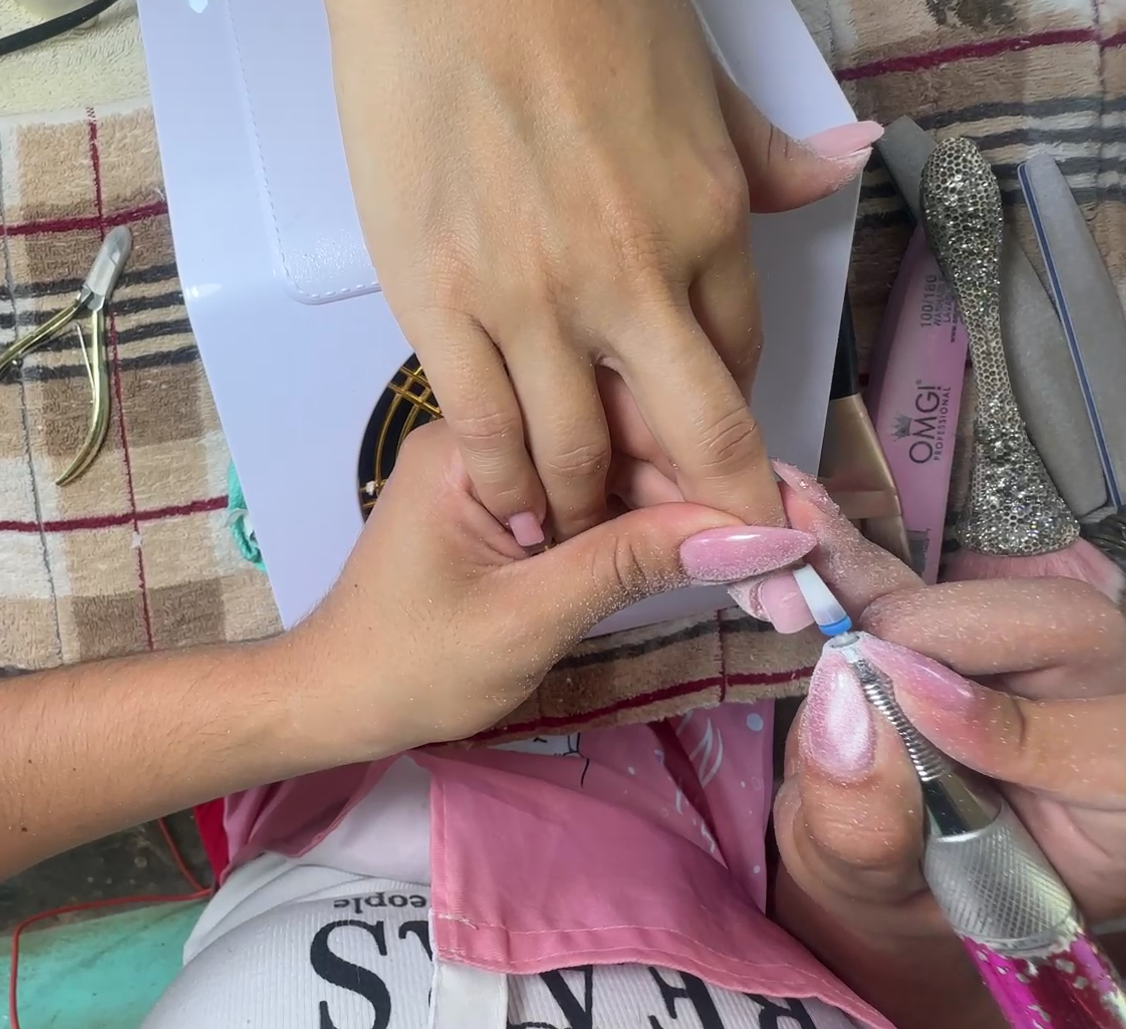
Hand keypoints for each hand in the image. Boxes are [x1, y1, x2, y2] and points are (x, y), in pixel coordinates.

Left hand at [293, 422, 816, 757]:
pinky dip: (635, 532)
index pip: (608, 424)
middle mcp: (484, 436)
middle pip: (612, 442)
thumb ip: (630, 566)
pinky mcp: (501, 507)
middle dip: (698, 496)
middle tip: (787, 548)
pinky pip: (582, 501)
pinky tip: (690, 555)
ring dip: (676, 516)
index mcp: (472, 443)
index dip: (703, 469)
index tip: (786, 516)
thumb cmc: (412, 666)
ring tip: (756, 559)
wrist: (338, 699)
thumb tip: (755, 534)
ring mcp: (493, 469)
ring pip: (606, 472)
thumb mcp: (525, 619)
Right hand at [310, 0, 880, 544]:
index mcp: (702, 218)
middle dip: (691, 510)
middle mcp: (630, 278)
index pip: (736, 361)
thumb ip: (757, 149)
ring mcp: (531, 301)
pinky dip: (504, 485)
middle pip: (681, 431)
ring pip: (574, 449)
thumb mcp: (691, 72)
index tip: (713, 471)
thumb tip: (833, 168)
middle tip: (678, 551)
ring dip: (583, 511)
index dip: (728, 432)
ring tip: (574, 539)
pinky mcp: (441, 306)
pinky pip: (483, 428)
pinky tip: (510, 514)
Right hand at [753, 467, 1125, 1027]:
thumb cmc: (884, 891)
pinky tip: (801, 515)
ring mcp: (1027, 670)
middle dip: (951, 630)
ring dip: (895, 593)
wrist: (864, 858)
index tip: (902, 705)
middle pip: (1079, 637)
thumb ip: (861, 822)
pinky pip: (912, 577)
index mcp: (1117, 825)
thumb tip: (844, 704)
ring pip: (1005, 592)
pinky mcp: (952, 631)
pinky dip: (849, 553)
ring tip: (813, 602)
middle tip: (852, 651)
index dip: (1022, 721)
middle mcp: (1096, 730)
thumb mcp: (859, 882)